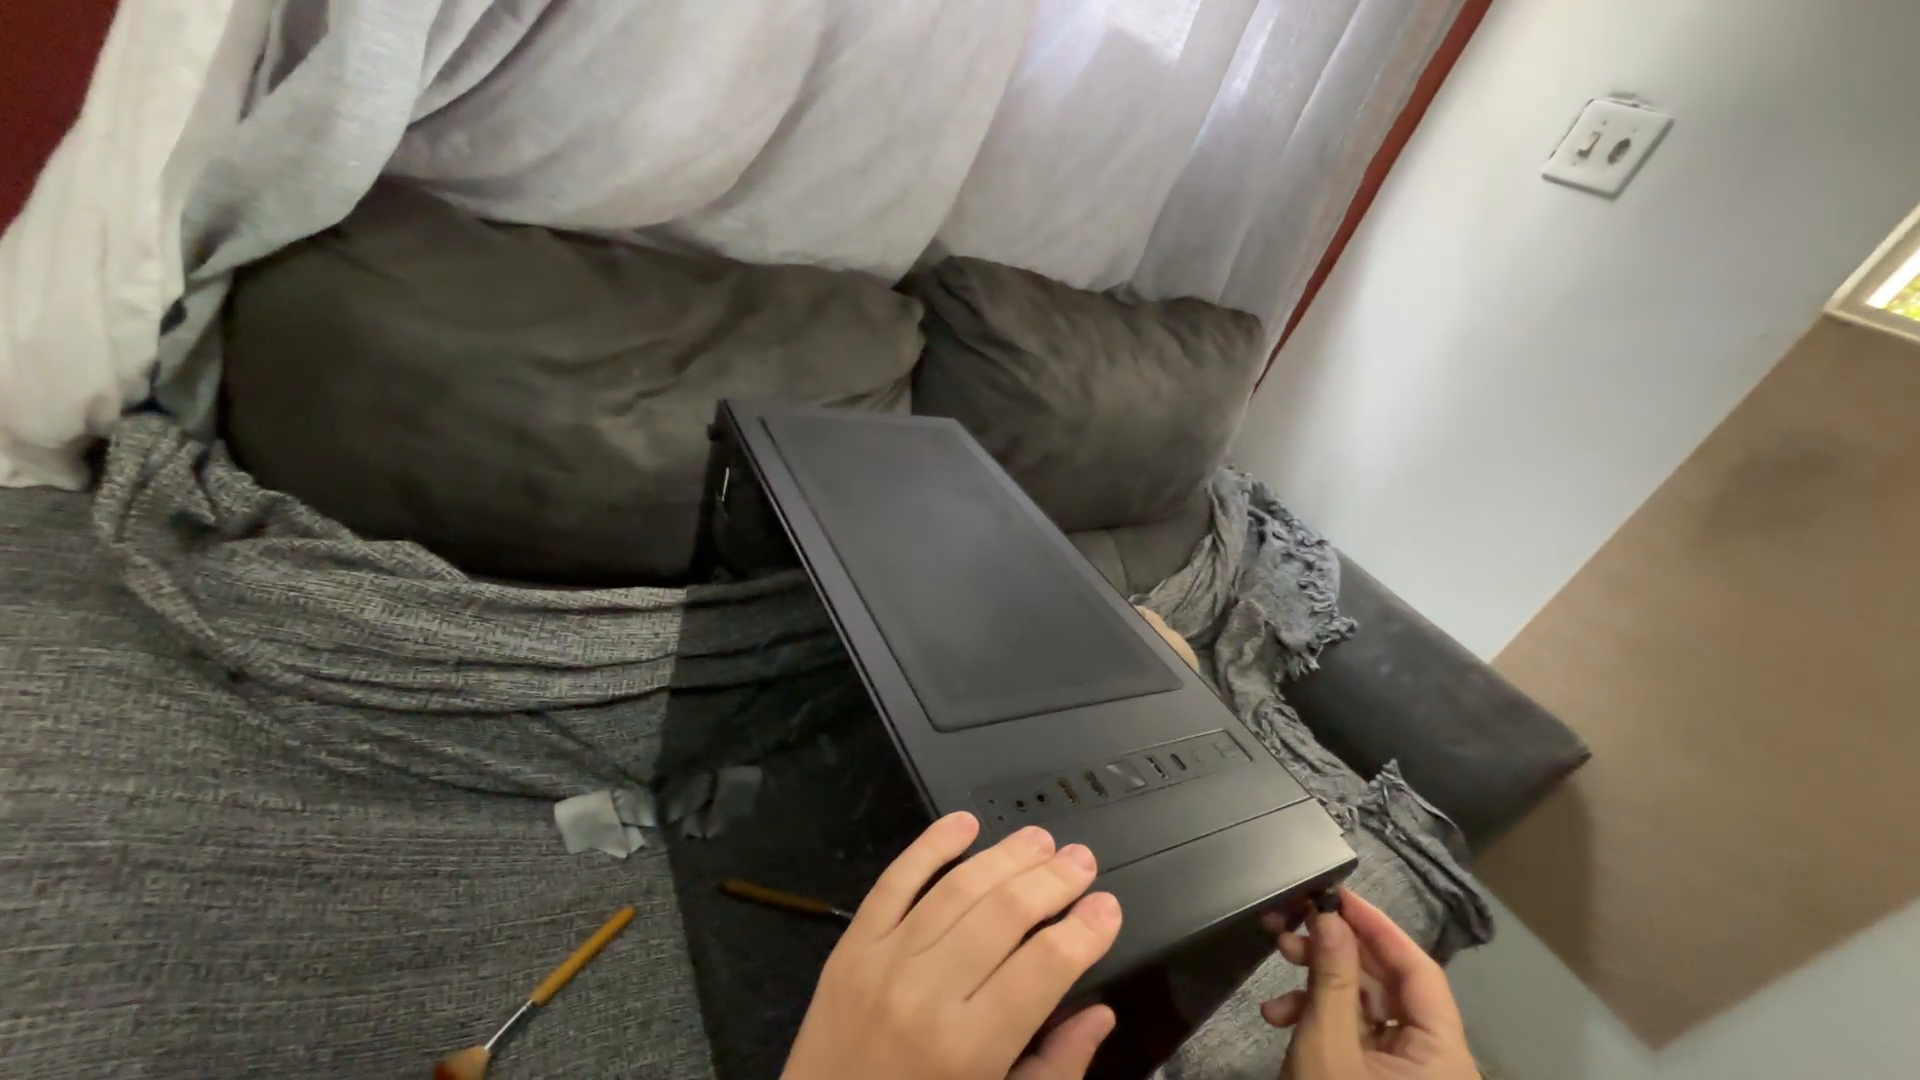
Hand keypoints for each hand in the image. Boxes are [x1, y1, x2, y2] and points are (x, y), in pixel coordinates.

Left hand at [782, 812, 1123, 1079]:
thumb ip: (1056, 1069)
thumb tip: (1101, 1013)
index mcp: (971, 1049)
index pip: (1044, 967)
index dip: (1084, 930)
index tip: (1108, 906)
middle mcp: (927, 994)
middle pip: (1005, 914)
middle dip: (1052, 881)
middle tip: (1081, 859)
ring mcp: (884, 961)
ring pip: (957, 888)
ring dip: (1005, 856)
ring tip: (1040, 839)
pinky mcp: (851, 945)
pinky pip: (895, 880)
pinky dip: (931, 845)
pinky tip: (964, 824)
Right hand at [1261, 890, 1477, 1079]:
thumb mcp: (1327, 1046)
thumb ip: (1332, 977)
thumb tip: (1331, 917)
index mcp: (1444, 1055)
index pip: (1419, 969)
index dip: (1378, 927)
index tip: (1335, 894)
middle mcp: (1436, 1061)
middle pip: (1389, 984)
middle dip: (1333, 953)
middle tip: (1286, 927)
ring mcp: (1409, 1075)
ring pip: (1366, 1006)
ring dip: (1316, 985)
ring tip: (1274, 975)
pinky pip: (1355, 1034)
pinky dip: (1317, 1017)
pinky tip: (1278, 1017)